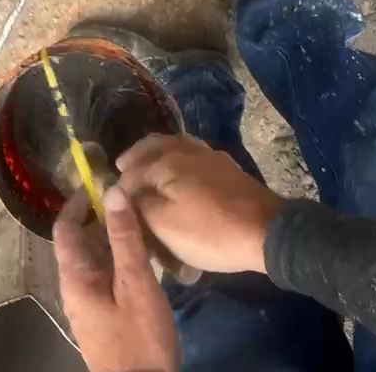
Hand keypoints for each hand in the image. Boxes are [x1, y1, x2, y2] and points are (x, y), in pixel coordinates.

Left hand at [52, 185, 180, 371]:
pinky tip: (147, 254)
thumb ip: (124, 236)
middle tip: (133, 198)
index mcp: (75, 276)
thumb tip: (113, 190)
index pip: (66, 226)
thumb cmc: (138, 337)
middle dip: (103, 216)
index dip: (81, 201)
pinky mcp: (105, 314)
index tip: (103, 181)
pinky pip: (108, 274)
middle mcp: (76, 287)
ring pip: (97, 257)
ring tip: (144, 220)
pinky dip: (122, 258)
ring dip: (115, 237)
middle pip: (82, 240)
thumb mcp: (135, 283)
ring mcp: (90, 302)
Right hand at [114, 134, 285, 274]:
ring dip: (156, 155)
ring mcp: (207, 155)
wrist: (265, 230)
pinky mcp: (225, 166)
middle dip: (135, 157)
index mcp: (166, 160)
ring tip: (148, 170)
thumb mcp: (165, 226)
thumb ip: (138, 207)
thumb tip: (122, 194)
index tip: (110, 202)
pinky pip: (191, 156)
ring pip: (174, 146)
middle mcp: (184, 149)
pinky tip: (181, 175)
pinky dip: (177, 161)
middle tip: (121, 167)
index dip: (119, 187)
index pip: (132, 170)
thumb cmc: (209, 230)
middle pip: (152, 145)